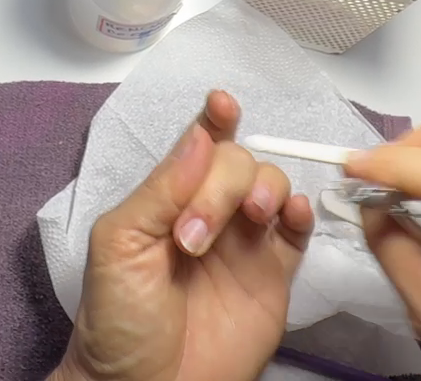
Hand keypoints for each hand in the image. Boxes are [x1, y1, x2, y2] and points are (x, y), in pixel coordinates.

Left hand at [53, 91, 313, 380]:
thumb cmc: (118, 316)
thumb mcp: (122, 243)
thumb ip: (162, 189)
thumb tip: (200, 135)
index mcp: (170, 196)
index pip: (197, 145)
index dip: (214, 119)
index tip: (222, 104)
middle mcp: (210, 209)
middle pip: (236, 161)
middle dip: (222, 182)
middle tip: (193, 234)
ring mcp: (244, 241)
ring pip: (270, 185)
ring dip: (265, 187)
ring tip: (250, 217)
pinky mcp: (273, 276)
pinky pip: (298, 234)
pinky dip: (301, 213)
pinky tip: (291, 214)